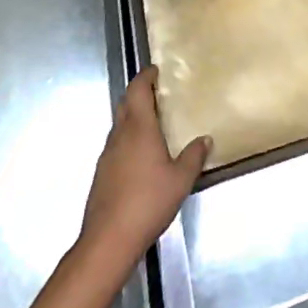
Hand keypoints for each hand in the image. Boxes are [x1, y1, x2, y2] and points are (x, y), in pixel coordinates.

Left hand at [78, 65, 209, 269]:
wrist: (109, 237)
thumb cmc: (148, 202)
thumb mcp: (180, 180)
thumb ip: (193, 156)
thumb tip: (205, 139)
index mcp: (139, 128)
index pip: (137, 90)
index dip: (145, 76)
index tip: (155, 70)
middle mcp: (120, 134)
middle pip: (125, 103)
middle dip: (138, 92)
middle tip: (158, 91)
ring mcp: (107, 153)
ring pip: (119, 123)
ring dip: (133, 115)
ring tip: (154, 120)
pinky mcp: (102, 171)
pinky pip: (117, 142)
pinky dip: (128, 136)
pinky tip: (141, 153)